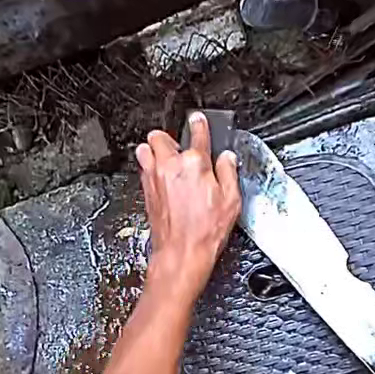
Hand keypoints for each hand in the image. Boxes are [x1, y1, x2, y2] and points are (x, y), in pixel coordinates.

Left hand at [137, 112, 239, 295]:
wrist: (181, 253)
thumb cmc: (204, 231)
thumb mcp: (231, 201)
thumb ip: (228, 173)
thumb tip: (227, 159)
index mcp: (195, 163)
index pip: (197, 133)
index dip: (199, 124)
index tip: (198, 120)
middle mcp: (170, 166)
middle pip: (160, 136)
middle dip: (170, 137)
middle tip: (181, 146)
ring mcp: (155, 178)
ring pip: (145, 149)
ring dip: (154, 150)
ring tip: (166, 157)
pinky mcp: (147, 192)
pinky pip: (143, 169)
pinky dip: (150, 167)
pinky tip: (161, 176)